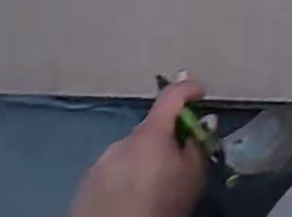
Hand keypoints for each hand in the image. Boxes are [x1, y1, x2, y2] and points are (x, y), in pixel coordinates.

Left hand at [68, 75, 207, 216]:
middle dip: (165, 137)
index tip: (200, 92)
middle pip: (151, 128)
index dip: (189, 87)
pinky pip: (113, 169)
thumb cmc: (161, 207)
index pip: (172, 94)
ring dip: (143, 158)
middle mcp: (124, 139)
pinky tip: (130, 198)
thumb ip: (199, 144)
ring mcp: (102, 161)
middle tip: (176, 159)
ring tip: (151, 185)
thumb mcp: (192, 178)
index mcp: (150, 132)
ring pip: (131, 150)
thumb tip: (204, 121)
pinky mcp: (87, 184)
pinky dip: (125, 176)